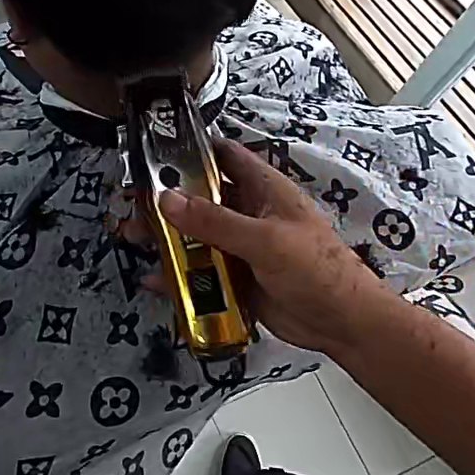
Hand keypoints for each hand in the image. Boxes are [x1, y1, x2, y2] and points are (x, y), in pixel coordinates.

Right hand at [153, 139, 399, 355]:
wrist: (341, 324)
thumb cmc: (316, 269)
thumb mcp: (264, 240)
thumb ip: (215, 221)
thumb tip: (168, 199)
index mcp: (264, 190)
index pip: (226, 157)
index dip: (194, 151)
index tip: (157, 153)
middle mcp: (250, 213)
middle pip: (202, 198)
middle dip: (168, 200)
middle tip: (133, 205)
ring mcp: (241, 247)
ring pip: (197, 236)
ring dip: (167, 238)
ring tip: (132, 238)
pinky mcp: (236, 277)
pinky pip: (201, 271)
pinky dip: (179, 275)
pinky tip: (155, 281)